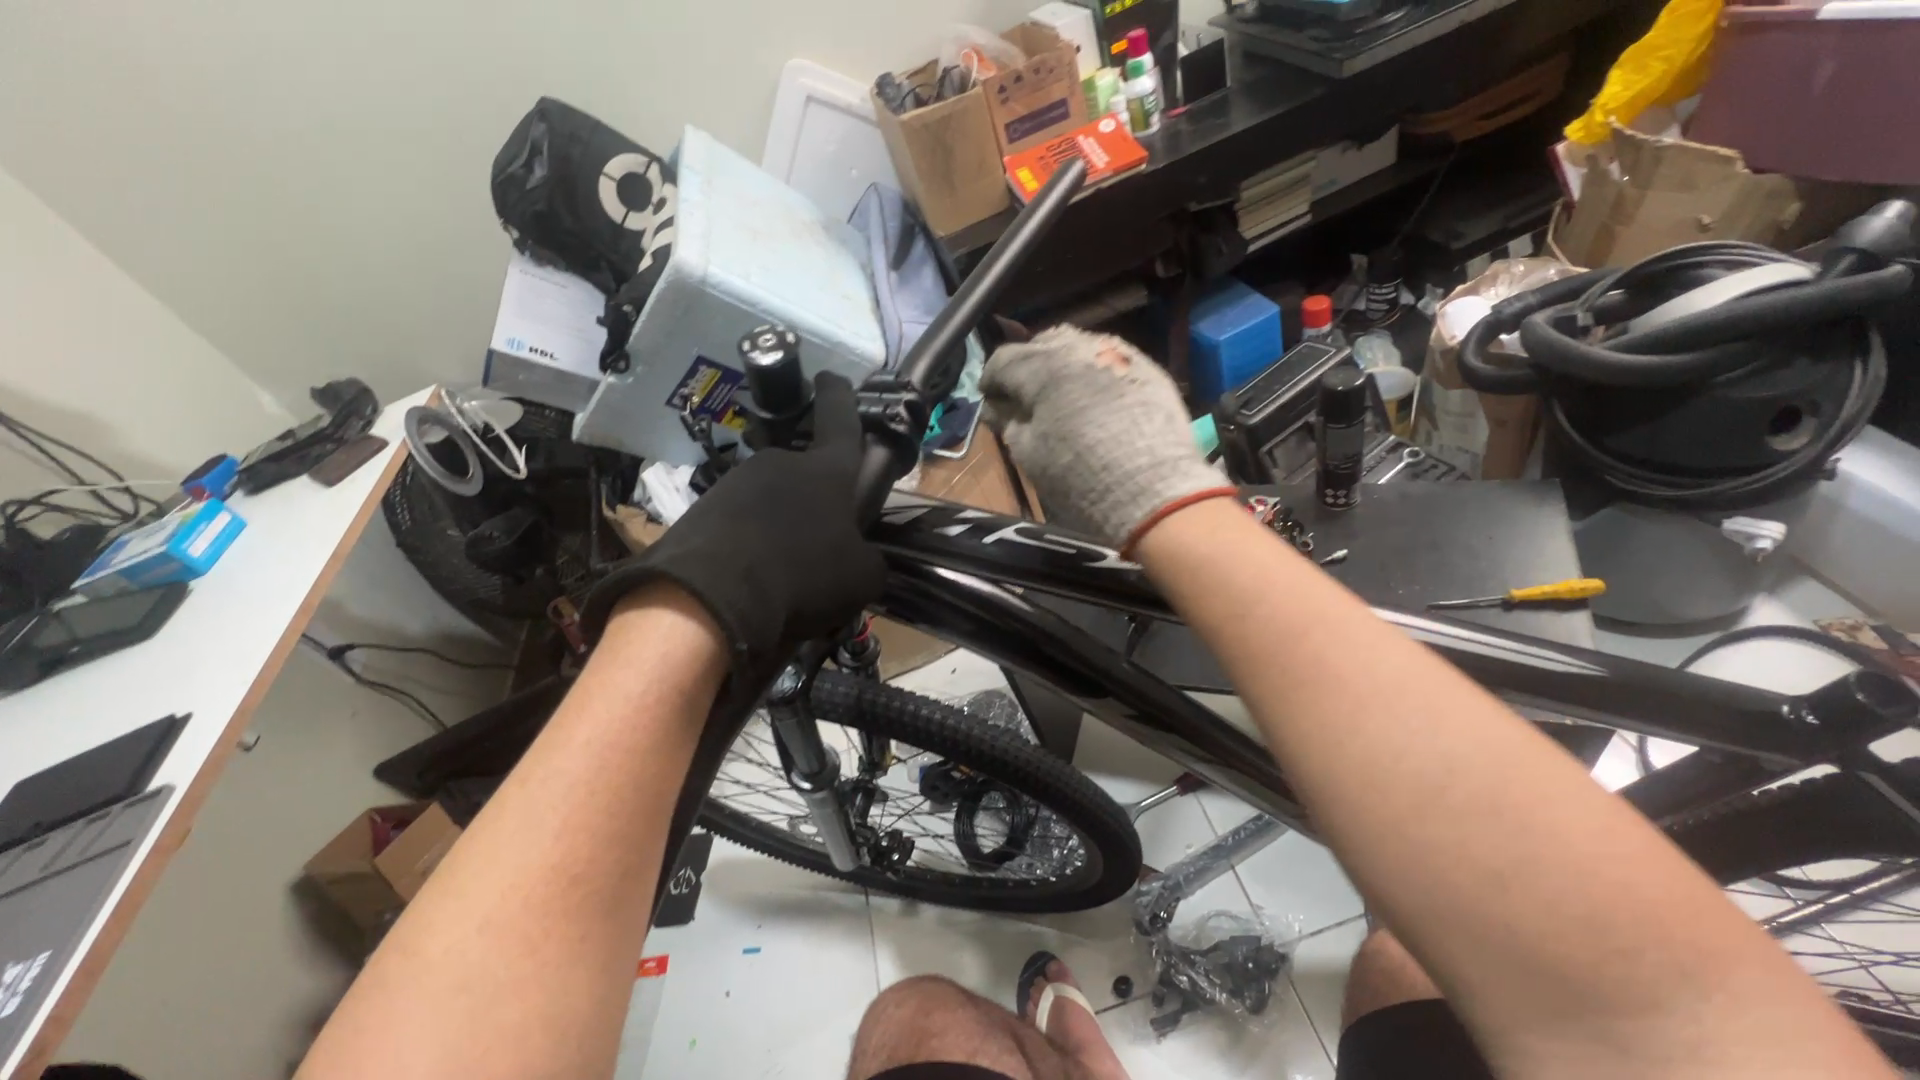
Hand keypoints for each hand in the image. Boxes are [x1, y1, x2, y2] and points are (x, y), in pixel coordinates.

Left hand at [582, 372, 887, 687]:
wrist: (713, 594)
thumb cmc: (804, 574)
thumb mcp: (860, 578)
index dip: (839, 396)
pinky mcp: (702, 509)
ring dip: (776, 525)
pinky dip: (745, 544)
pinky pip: (735, 524)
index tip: (832, 378)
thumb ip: (870, 561)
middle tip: (816, 539)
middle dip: (810, 498)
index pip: (839, 419)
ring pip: (767, 501)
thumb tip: (864, 560)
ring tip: (780, 570)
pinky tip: (748, 578)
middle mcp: (780, 464)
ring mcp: (736, 483)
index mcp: (826, 470)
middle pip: (802, 473)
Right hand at [981, 326, 1234, 552]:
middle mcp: (1080, 348)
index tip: (990, 401)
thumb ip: (1008, 421)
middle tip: (1024, 398)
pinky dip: (1094, 373)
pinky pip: (1110, 359)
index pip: (1004, 359)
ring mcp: (1118, 355)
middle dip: (1027, 366)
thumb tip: (995, 406)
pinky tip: (1095, 399)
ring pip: (1078, 345)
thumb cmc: (1079, 477)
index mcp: (1043, 367)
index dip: (991, 380)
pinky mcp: (1147, 369)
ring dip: (1062, 364)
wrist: (1153, 493)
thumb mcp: (1030, 453)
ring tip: (1060, 396)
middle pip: (1043, 344)